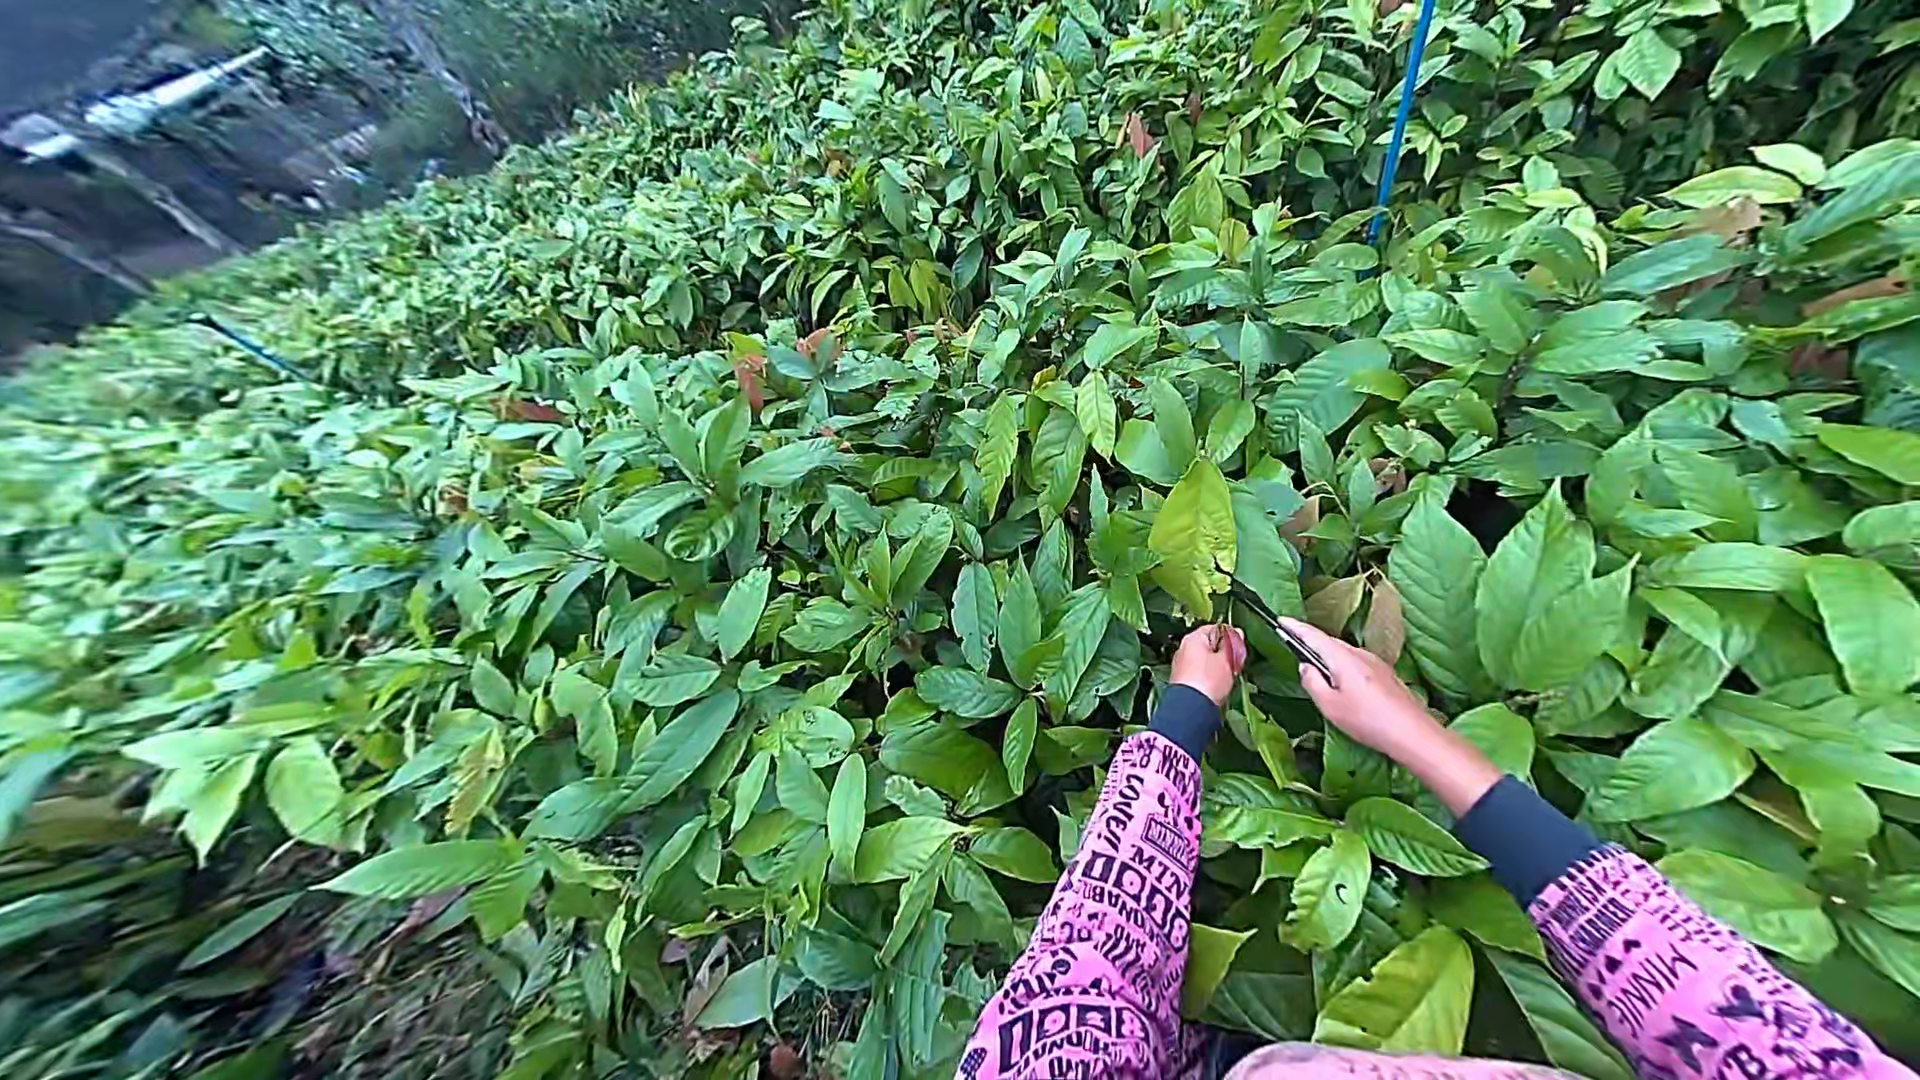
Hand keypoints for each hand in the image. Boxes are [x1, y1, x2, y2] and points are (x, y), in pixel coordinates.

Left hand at [1170, 624, 1246, 706]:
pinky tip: (1217, 686)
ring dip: (1217, 666)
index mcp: (1192, 639)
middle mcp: (1183, 649)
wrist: (1192, 707)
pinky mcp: (1183, 680)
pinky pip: (1199, 673)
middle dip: (1223, 653)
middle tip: (1235, 662)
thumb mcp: (1227, 659)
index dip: (1229, 635)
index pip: (1214, 628)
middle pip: (1208, 645)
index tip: (1239, 643)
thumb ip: (1232, 644)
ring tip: (1228, 676)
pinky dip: (1209, 677)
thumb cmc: (1207, 681)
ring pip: (1204, 660)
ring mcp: (1181, 665)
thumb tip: (1236, 632)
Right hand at [1277, 617, 1502, 815]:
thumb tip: (1306, 666)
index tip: (1280, 619)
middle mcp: (1360, 654)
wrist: (1415, 735)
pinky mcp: (1385, 674)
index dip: (1295, 627)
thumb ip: (1311, 681)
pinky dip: (1341, 663)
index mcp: (1343, 658)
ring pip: (1343, 652)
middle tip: (1292, 643)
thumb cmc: (1368, 720)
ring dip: (1327, 654)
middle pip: (1329, 642)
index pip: (1313, 636)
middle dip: (1310, 641)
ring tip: (1315, 666)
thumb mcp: (1329, 705)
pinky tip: (1340, 680)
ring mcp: (1376, 663)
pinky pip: (1355, 661)